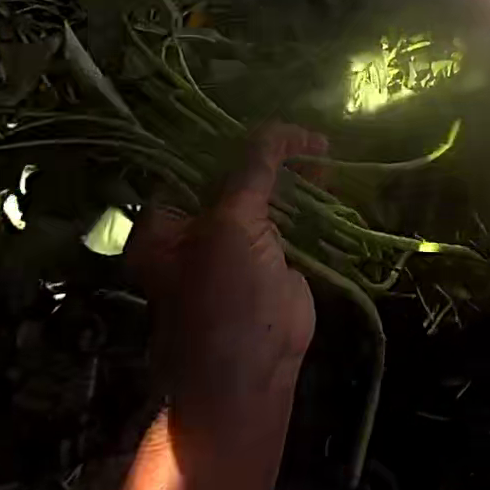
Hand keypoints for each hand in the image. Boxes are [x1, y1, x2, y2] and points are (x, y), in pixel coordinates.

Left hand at [133, 124, 324, 433]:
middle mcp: (195, 226)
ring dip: (289, 172)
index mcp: (166, 221)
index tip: (265, 121)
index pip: (194, 162)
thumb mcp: (231, 224)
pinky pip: (285, 214)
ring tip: (319, 151)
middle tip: (302, 137)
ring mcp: (234, 240)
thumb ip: (252, 170)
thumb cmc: (226, 296)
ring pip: (262, 192)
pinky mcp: (269, 253)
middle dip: (266, 153)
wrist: (256, 368)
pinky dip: (304, 195)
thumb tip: (277, 127)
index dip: (229, 138)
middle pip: (231, 174)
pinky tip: (324, 176)